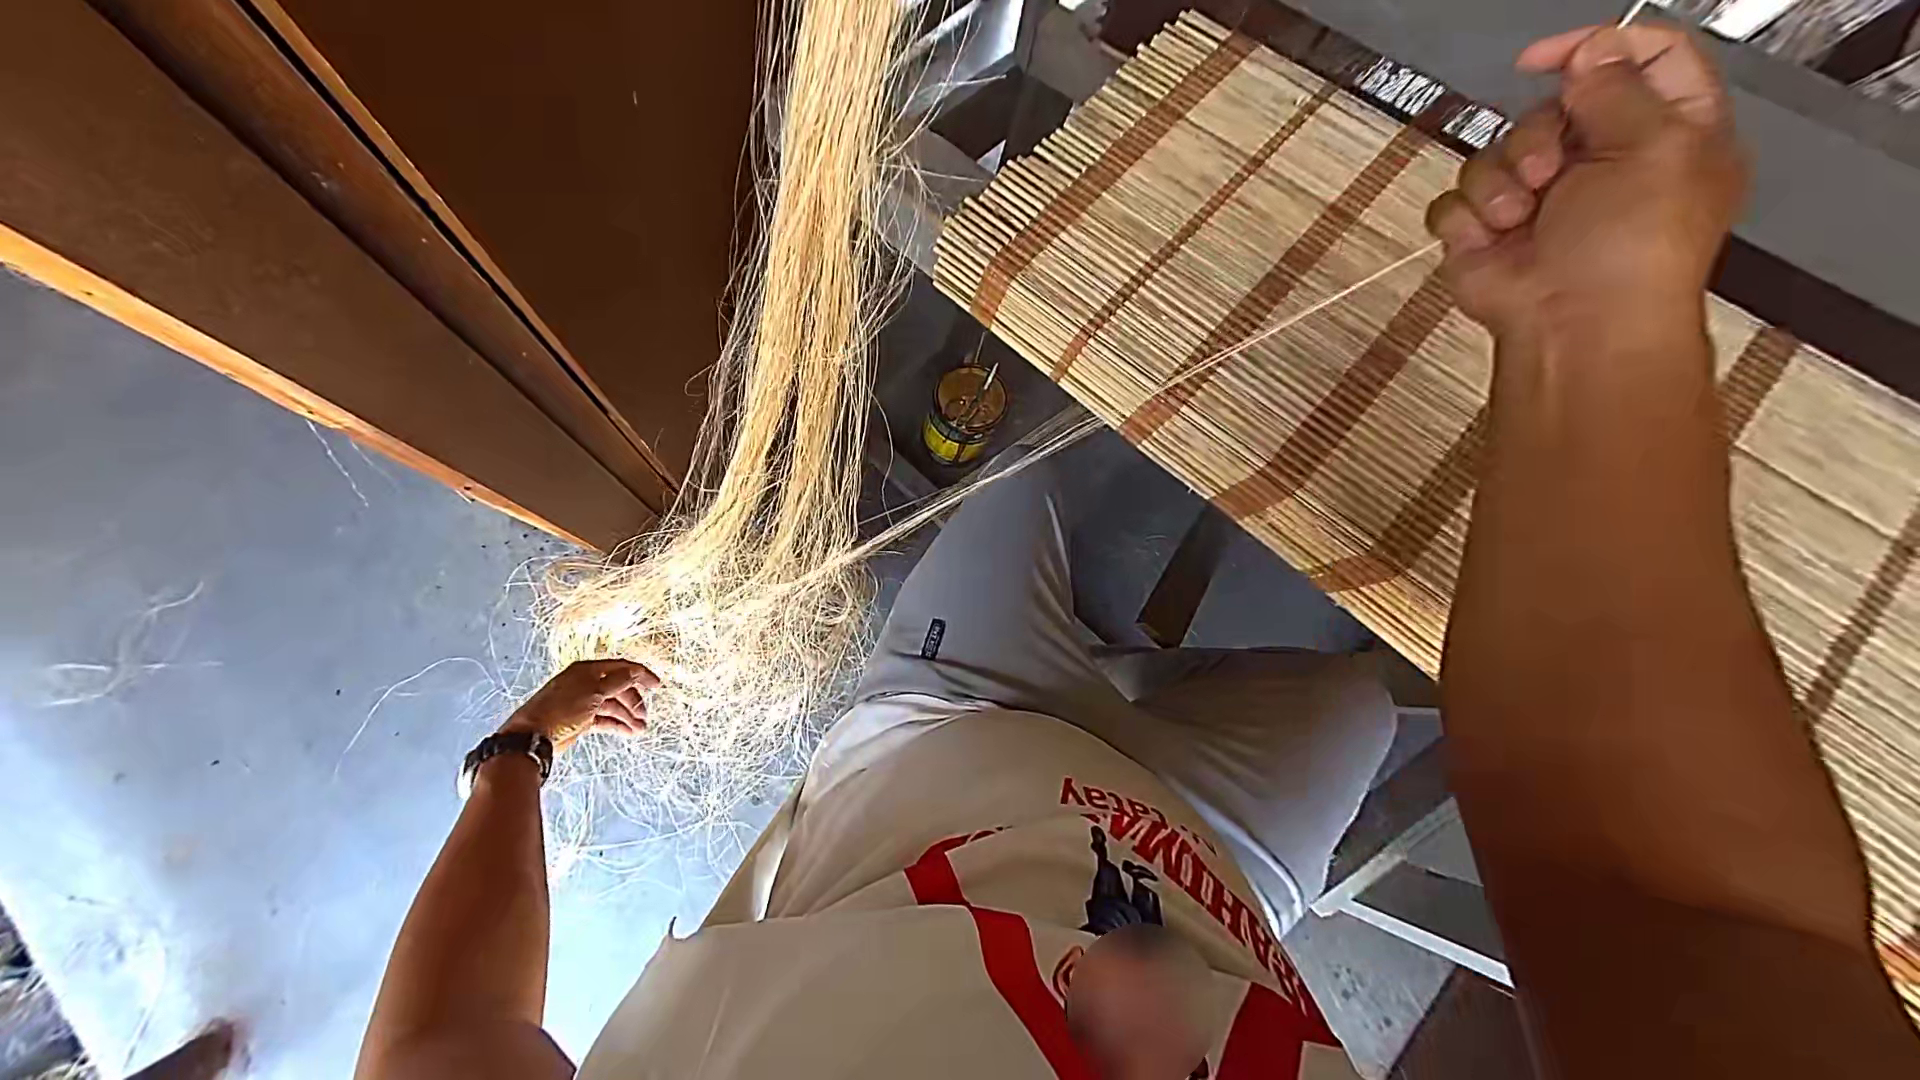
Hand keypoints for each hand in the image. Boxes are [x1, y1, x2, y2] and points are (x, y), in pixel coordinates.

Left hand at [498, 659, 656, 751]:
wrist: (531, 737)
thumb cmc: (561, 709)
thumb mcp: (594, 692)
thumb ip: (619, 681)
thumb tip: (636, 672)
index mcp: (587, 670)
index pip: (621, 668)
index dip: (641, 675)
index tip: (657, 685)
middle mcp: (586, 683)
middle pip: (619, 688)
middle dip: (634, 701)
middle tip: (645, 715)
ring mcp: (583, 702)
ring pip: (613, 705)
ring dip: (628, 716)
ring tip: (640, 728)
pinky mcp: (580, 719)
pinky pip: (605, 718)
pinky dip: (617, 724)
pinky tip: (628, 731)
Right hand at [1425, 24, 1746, 339]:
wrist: (1570, 321)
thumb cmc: (1631, 248)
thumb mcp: (1656, 145)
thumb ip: (1620, 88)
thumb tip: (1591, 55)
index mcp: (1656, 130)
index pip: (1632, 60)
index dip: (1593, 47)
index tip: (1545, 57)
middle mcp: (1589, 162)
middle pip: (1545, 112)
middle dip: (1534, 139)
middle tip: (1545, 174)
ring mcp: (1529, 201)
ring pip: (1490, 156)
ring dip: (1497, 185)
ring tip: (1517, 219)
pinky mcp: (1479, 234)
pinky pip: (1451, 204)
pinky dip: (1463, 220)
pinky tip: (1487, 240)